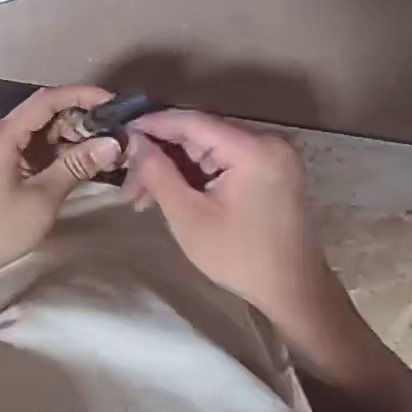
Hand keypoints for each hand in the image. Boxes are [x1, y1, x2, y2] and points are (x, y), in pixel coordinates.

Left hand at [0, 85, 121, 283]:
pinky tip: (85, 161)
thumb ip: (76, 166)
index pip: (45, 100)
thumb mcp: (43, 197)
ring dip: (73, 136)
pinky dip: (60, 151)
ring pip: (43, 130)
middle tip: (116, 133)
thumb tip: (113, 143)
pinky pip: (36, 147)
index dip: (81, 95)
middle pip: (45, 112)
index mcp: (3, 137)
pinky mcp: (4, 165)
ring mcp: (1, 150)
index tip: (115, 102)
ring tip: (107, 148)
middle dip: (82, 118)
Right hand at [122, 110, 344, 331]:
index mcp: (254, 149)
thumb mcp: (187, 215)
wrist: (292, 290)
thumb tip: (132, 140)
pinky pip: (222, 160)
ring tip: (141, 195)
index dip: (151, 124)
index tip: (118, 133)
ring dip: (172, 167)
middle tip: (127, 180)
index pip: (192, 121)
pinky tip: (167, 193)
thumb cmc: (238, 256)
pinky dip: (193, 174)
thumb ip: (157, 171)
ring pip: (206, 148)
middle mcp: (269, 142)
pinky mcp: (270, 169)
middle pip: (198, 134)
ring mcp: (272, 155)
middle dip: (158, 154)